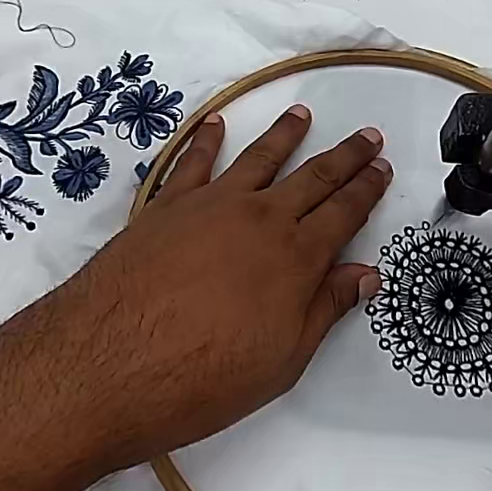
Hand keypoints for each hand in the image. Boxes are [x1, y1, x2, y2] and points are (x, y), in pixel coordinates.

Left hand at [9, 104, 391, 468]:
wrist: (109, 363)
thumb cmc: (204, 376)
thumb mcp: (281, 359)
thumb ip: (324, 309)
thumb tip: (366, 274)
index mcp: (295, 258)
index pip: (344, 213)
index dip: (366, 189)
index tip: (381, 168)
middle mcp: (260, 219)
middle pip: (313, 177)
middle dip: (346, 156)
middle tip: (367, 136)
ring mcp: (211, 205)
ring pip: (259, 158)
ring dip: (286, 134)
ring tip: (304, 114)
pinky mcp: (167, 204)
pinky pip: (193, 161)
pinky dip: (206, 139)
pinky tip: (215, 124)